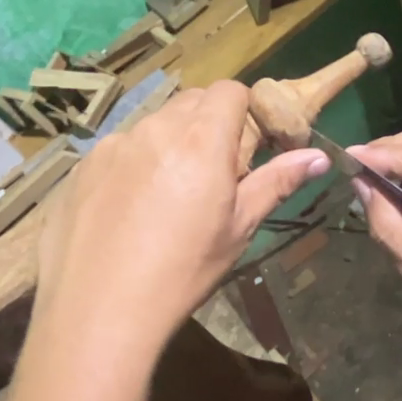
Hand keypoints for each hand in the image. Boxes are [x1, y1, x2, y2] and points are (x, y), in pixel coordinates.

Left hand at [34, 81, 329, 353]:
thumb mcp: (238, 228)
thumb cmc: (183, 270)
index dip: (243, 112)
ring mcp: (113, 145)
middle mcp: (155, 128)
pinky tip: (126, 211)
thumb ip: (277, 182)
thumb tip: (319, 156)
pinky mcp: (82, 166)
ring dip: (169, 143)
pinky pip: (118, 149)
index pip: (230, 90)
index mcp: (201, 139)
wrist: (99, 310)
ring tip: (166, 197)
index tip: (244, 149)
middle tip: (210, 174)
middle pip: (192, 102)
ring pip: (153, 124)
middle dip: (208, 124)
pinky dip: (132, 165)